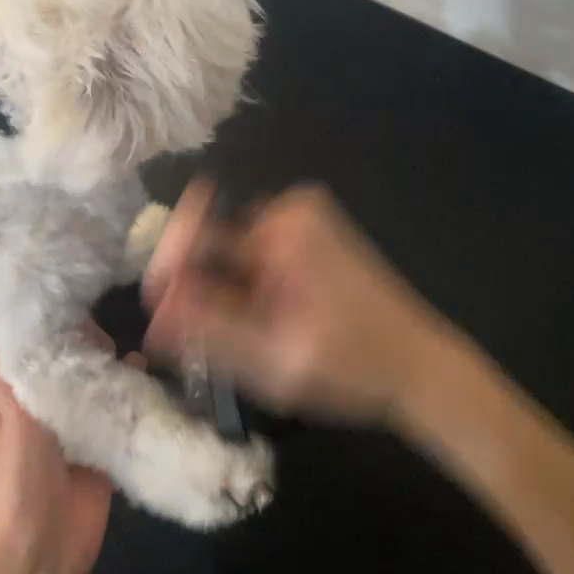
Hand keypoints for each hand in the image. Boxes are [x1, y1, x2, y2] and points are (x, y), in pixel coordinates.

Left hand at [0, 316, 130, 573]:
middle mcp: (44, 402)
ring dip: (109, 363)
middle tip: (99, 332)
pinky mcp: (103, 441)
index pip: (23, 345)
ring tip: (123, 348)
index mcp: (13, 394)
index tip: (55, 290)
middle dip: (81, 341)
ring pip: (93, 379)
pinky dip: (131, 389)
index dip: (35, 320)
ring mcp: (75, 422)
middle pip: (64, 359)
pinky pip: (118, 407)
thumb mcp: (7, 415)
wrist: (50, 542)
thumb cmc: (20, 475)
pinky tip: (143, 371)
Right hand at [144, 182, 463, 426]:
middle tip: (212, 340)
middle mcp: (292, 206)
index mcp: (283, 228)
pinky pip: (257, 251)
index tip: (159, 312)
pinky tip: (269, 319)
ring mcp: (306, 215)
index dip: (168, 269)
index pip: (197, 232)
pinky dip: (250, 283)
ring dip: (227, 289)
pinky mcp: (314, 230)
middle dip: (203, 287)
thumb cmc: (350, 367)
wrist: (421, 368)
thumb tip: (152, 311)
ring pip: (233, 250)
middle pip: (216, 242)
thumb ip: (206, 328)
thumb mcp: (270, 357)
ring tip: (249, 335)